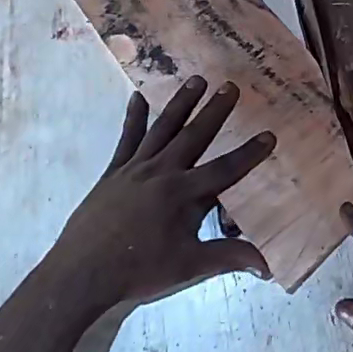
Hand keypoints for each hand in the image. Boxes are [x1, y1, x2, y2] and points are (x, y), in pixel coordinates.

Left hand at [46, 76, 276, 308]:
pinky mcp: (114, 172)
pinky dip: (134, 117)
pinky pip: (127, 139)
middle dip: (215, 112)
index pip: (225, 170)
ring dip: (181, 104)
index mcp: (183, 194)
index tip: (269, 135)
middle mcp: (162, 172)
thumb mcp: (189, 266)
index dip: (249, 154)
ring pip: (163, 129)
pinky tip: (138, 97)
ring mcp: (135, 168)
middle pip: (194, 136)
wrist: (83, 271)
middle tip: (230, 87)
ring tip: (196, 80)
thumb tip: (267, 265)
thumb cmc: (139, 270)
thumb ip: (229, 257)